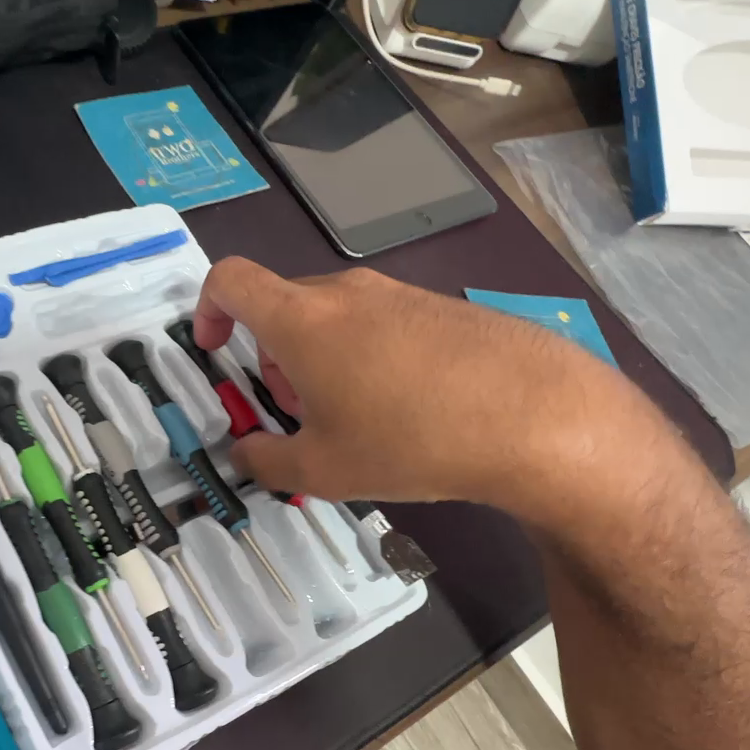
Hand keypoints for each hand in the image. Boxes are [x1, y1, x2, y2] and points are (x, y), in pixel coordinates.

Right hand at [191, 259, 690, 529]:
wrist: (543, 420)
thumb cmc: (410, 440)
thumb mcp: (321, 469)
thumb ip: (264, 461)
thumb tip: (244, 452)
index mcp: (301, 320)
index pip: (229, 280)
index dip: (206, 308)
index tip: (213, 347)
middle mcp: (345, 294)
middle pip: (282, 306)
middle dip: (271, 354)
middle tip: (296, 408)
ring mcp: (400, 294)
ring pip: (331, 316)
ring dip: (318, 357)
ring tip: (353, 414)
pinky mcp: (444, 306)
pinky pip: (380, 321)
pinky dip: (365, 354)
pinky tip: (406, 406)